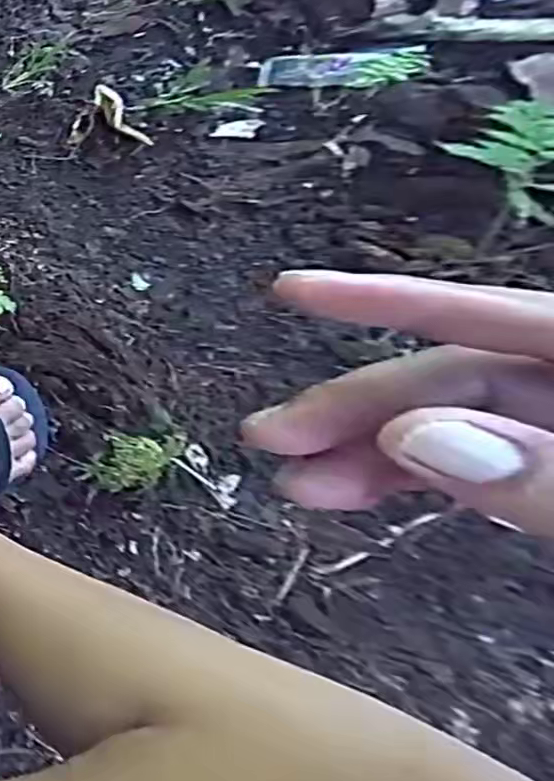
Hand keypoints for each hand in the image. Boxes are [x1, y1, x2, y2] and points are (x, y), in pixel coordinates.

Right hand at [243, 271, 553, 535]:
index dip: (396, 301)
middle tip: (271, 442)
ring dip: (369, 452)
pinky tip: (362, 489)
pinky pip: (484, 461)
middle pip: (471, 379)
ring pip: (465, 425)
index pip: (510, 318)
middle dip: (359, 409)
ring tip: (300, 486)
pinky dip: (413, 475)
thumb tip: (418, 437)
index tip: (289, 290)